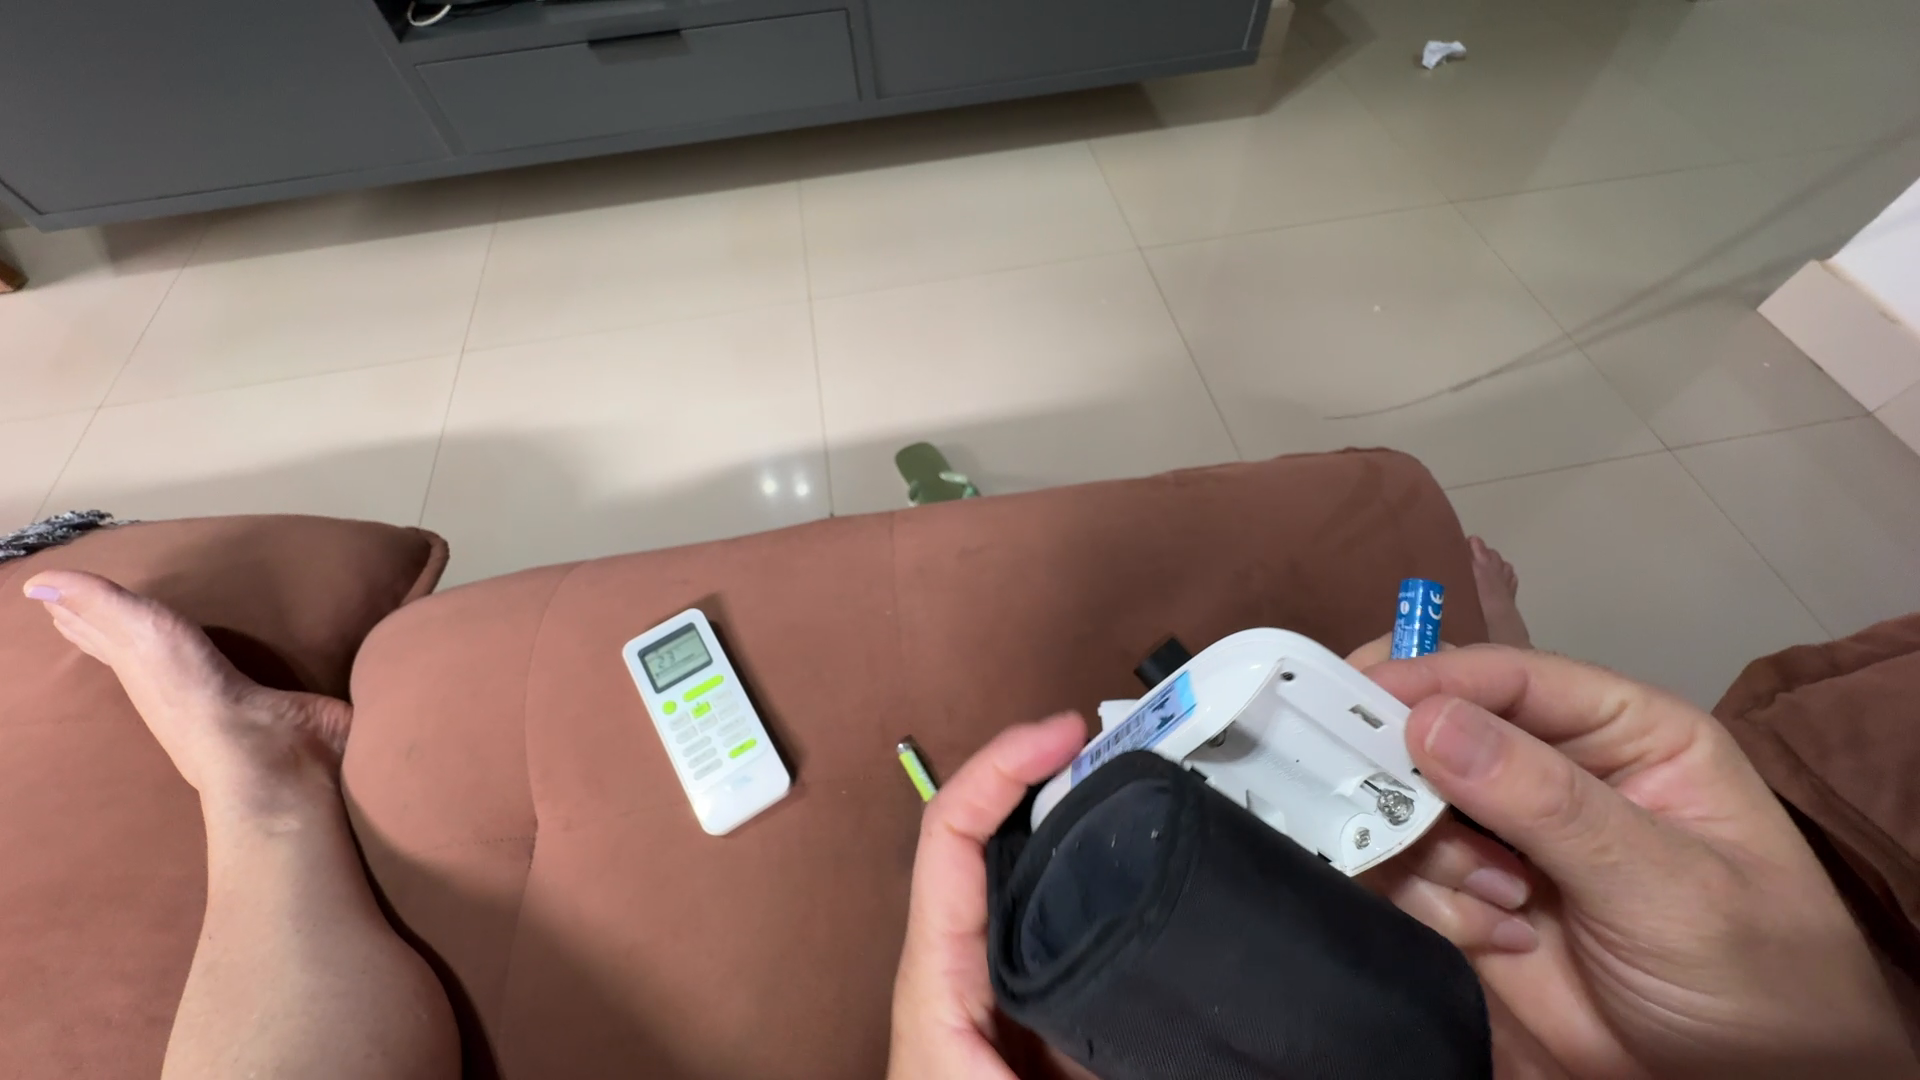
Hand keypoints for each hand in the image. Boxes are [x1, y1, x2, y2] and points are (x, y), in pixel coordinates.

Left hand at [888, 714, 1086, 1078]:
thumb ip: (1107, 1060)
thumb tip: (1202, 1039)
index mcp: (940, 981)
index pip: (951, 838)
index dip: (1000, 766)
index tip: (1061, 734)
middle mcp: (957, 959)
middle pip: (979, 830)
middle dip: (1034, 772)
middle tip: (1103, 743)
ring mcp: (986, 971)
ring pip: (1012, 863)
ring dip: (1056, 811)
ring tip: (1117, 780)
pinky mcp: (1017, 993)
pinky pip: (1042, 905)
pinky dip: (1078, 866)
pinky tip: (1122, 860)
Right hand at [1367, 645, 1917, 1078]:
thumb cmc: (1756, 984)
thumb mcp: (1670, 887)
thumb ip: (1550, 803)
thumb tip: (1428, 723)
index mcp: (1614, 731)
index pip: (1507, 676)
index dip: (1432, 676)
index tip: (1364, 694)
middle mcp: (1538, 762)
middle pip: (1429, 721)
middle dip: (1403, 760)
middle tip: (1373, 782)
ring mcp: (1486, 823)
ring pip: (1399, 796)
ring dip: (1433, 853)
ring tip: (1504, 904)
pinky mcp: (1449, 878)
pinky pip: (1395, 862)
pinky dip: (1430, 900)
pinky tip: (1498, 939)